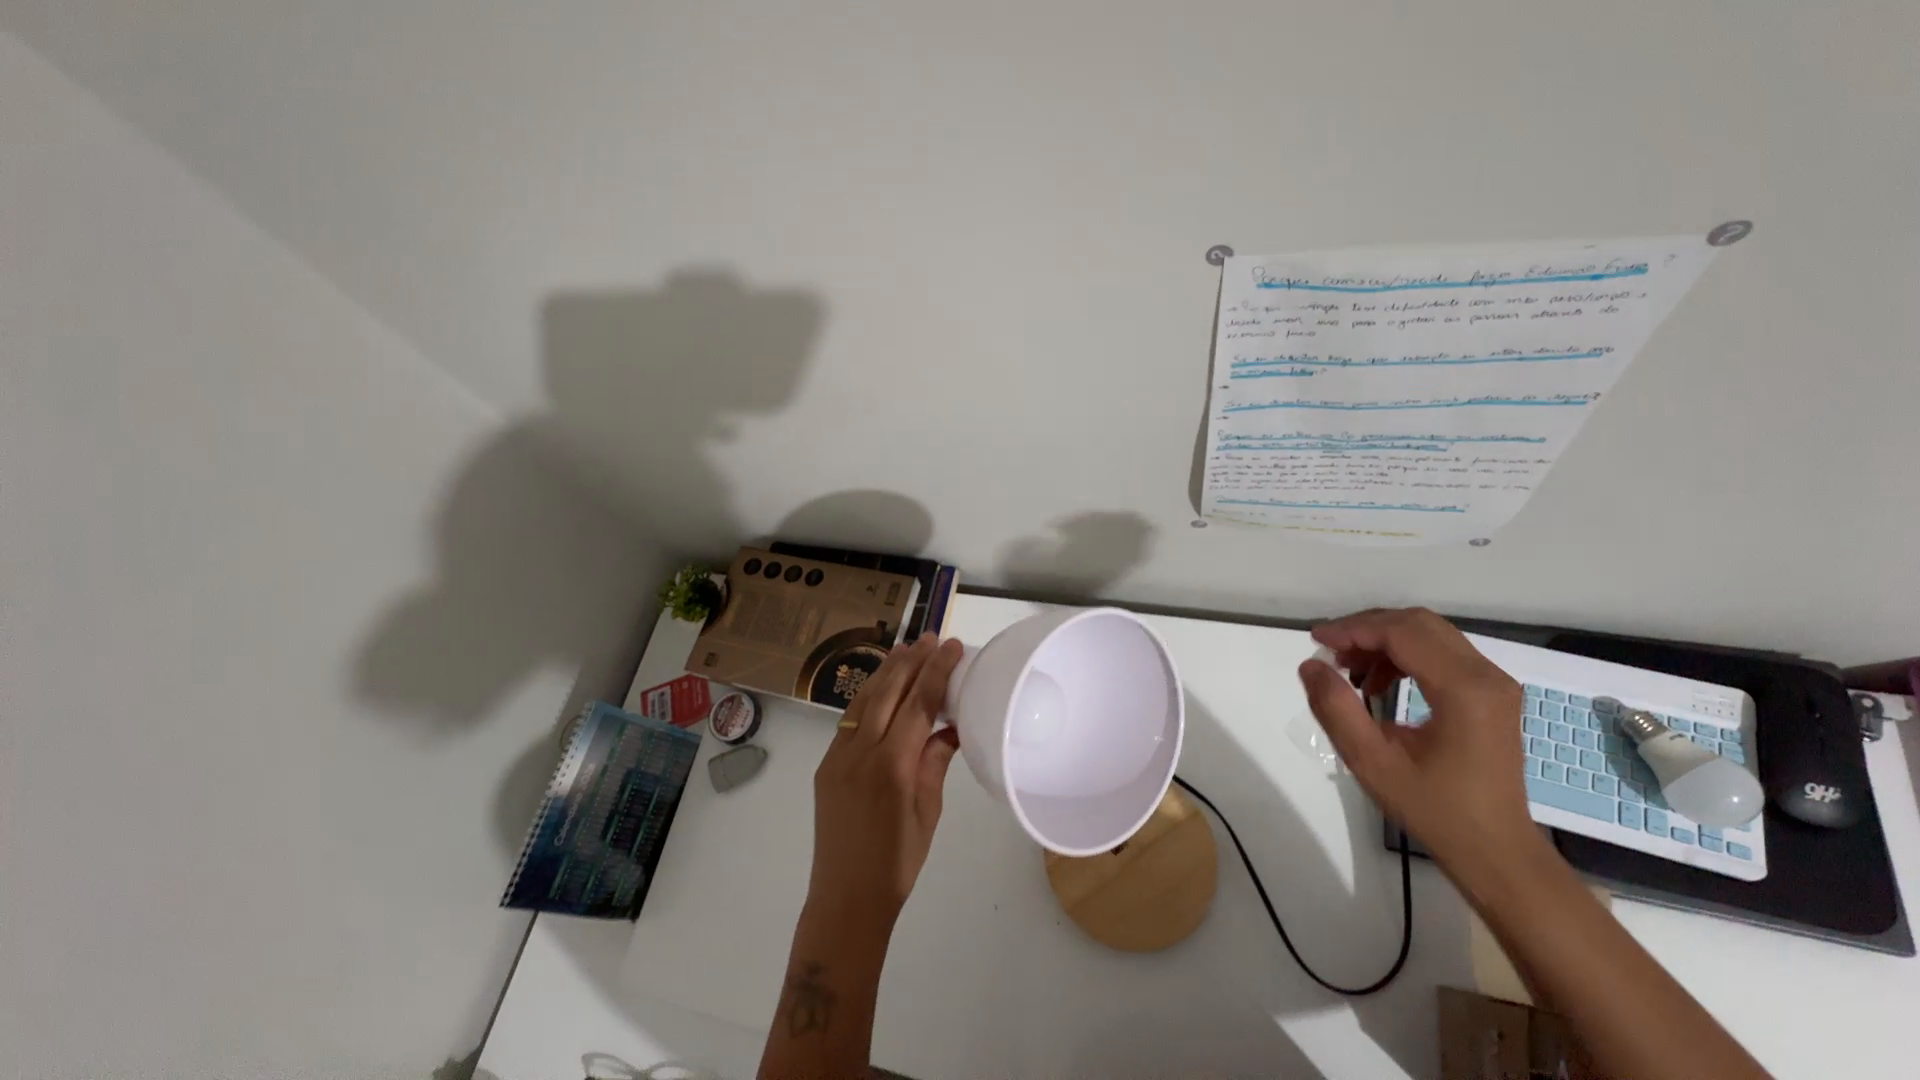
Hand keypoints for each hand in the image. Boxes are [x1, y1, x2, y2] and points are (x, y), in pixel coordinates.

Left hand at [807, 634, 964, 925]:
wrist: (846, 896)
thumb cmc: (898, 862)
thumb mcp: (928, 811)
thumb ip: (935, 761)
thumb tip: (949, 726)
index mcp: (892, 766)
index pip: (918, 705)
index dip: (936, 671)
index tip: (949, 646)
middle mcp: (861, 753)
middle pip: (886, 693)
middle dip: (909, 661)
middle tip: (928, 637)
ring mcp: (837, 757)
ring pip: (863, 701)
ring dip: (885, 673)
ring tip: (905, 650)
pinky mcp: (825, 765)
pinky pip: (849, 721)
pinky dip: (868, 697)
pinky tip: (881, 687)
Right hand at [1297, 608, 1535, 867]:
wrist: (1496, 851)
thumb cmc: (1435, 810)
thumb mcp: (1373, 762)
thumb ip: (1337, 709)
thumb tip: (1311, 666)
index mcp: (1463, 689)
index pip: (1402, 633)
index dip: (1354, 629)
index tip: (1316, 640)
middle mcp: (1487, 675)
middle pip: (1419, 624)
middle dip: (1368, 630)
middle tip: (1330, 653)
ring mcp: (1494, 683)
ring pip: (1432, 636)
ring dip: (1386, 643)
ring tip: (1350, 672)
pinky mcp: (1492, 695)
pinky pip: (1444, 655)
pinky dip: (1406, 657)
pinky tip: (1380, 685)